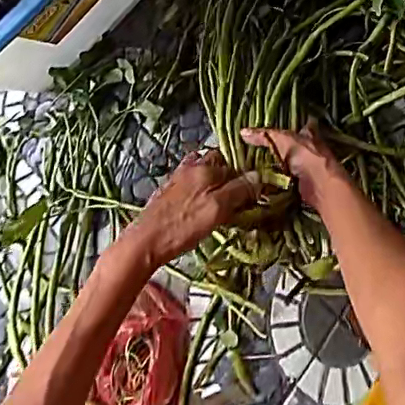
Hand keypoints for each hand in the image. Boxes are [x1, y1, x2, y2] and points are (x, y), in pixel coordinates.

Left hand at [123, 150, 257, 267]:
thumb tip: (259, 177)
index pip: (234, 162)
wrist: (144, 243)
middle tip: (236, 200)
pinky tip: (200, 207)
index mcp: (205, 166)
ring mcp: (177, 178)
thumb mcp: (218, 209)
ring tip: (220, 205)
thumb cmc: (183, 226)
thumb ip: (239, 190)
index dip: (245, 175)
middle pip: (218, 164)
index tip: (252, 193)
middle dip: (229, 177)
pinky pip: (191, 184)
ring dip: (214, 184)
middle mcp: (191, 166)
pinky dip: (200, 191)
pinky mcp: (168, 192)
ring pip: (204, 173)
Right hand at [241, 126, 348, 206]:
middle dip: (283, 147)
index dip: (294, 124)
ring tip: (258, 166)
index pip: (302, 124)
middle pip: (296, 145)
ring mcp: (309, 167)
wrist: (320, 184)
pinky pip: (289, 180)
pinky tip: (267, 182)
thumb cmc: (305, 155)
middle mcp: (311, 148)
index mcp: (309, 133)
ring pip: (292, 163)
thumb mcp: (282, 140)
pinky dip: (280, 181)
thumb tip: (242, 132)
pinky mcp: (305, 183)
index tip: (280, 124)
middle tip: (261, 149)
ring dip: (280, 166)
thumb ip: (264, 136)